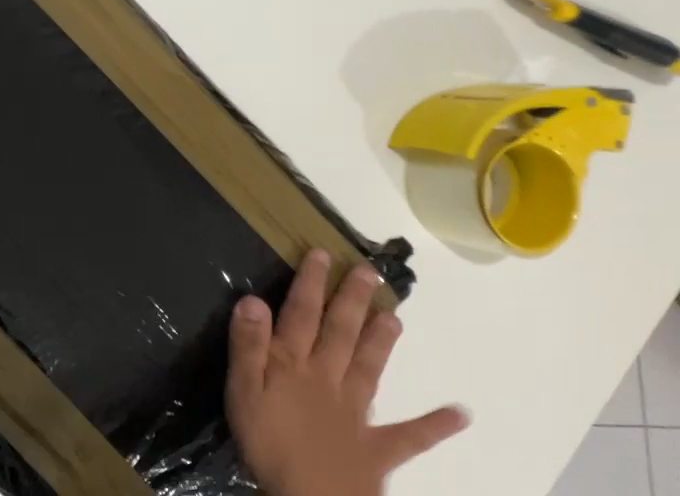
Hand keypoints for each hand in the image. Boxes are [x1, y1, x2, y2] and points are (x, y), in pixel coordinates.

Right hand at [227, 250, 469, 495]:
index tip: (322, 254)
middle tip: (367, 272)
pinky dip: (436, 424)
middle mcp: (327, 379)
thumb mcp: (242, 390)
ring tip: (395, 316)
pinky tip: (461, 414)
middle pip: (339, 333)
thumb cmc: (267, 442)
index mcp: (292, 365)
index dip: (310, 284)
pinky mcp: (378, 448)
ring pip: (369, 368)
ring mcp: (357, 413)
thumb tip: (253, 299)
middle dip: (350, 301)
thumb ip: (248, 345)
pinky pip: (410, 435)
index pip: (301, 315)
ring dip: (381, 341)